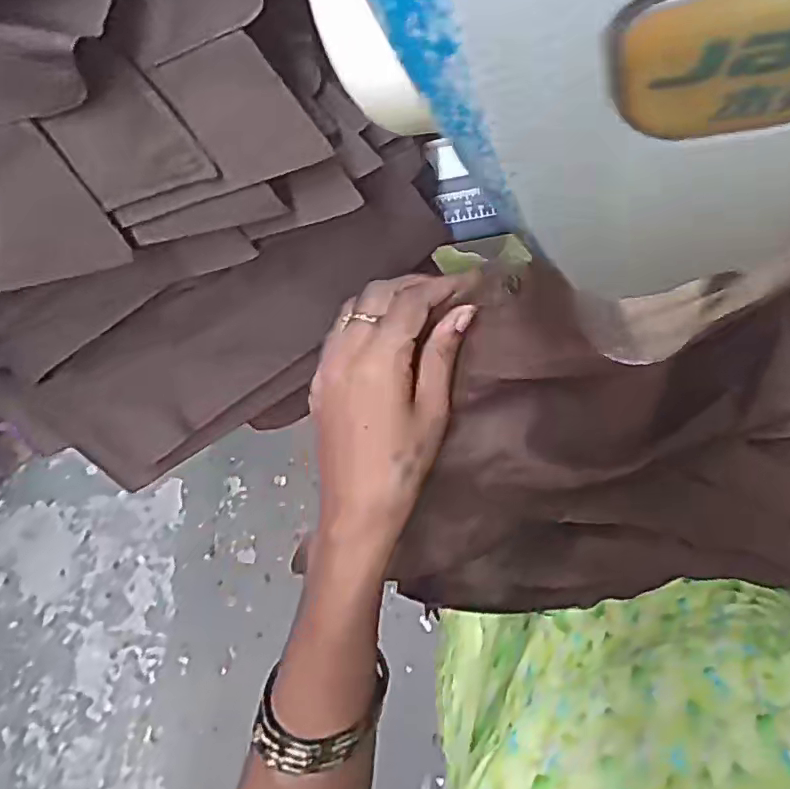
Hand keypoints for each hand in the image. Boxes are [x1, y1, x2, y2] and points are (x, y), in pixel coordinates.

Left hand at [309, 274, 476, 567]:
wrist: (355, 508)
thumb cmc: (404, 463)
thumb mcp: (432, 408)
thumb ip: (442, 353)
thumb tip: (463, 311)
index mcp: (377, 357)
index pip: (410, 301)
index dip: (442, 284)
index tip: (470, 280)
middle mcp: (345, 350)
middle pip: (378, 293)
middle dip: (414, 283)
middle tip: (449, 290)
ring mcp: (326, 363)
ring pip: (354, 305)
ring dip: (387, 295)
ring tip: (421, 304)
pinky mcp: (319, 378)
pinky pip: (340, 328)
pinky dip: (366, 314)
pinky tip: (387, 328)